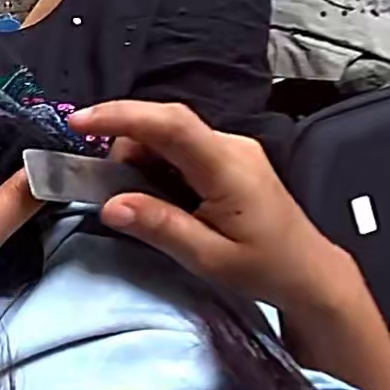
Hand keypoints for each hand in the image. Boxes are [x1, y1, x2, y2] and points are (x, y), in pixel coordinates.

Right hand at [67, 101, 358, 316]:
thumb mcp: (208, 257)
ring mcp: (231, 149)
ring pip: (167, 138)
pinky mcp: (227, 159)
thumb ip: (159, 227)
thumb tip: (111, 205)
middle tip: (116, 196)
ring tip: (147, 209)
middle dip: (126, 152)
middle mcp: (231, 146)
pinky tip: (164, 202)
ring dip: (142, 165)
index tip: (79, 122)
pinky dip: (158, 171)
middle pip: (162, 127)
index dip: (121, 117)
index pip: (170, 125)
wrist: (309, 272)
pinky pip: (180, 150)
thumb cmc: (267, 268)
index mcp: (227, 167)